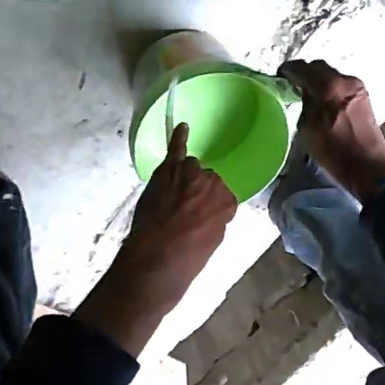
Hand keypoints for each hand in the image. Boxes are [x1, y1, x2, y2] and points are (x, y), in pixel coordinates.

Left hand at [75, 122, 237, 354]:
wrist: (156, 257)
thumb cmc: (186, 257)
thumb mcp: (213, 240)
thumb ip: (215, 218)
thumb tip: (209, 210)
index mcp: (227, 202)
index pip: (223, 196)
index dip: (209, 206)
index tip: (200, 217)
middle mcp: (212, 183)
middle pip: (206, 179)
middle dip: (197, 192)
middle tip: (184, 211)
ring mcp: (189, 173)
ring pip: (190, 168)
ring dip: (184, 178)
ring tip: (172, 198)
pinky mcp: (167, 171)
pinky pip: (176, 148)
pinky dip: (179, 137)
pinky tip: (184, 126)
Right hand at [278, 59, 384, 200]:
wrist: (367, 165)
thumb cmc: (333, 150)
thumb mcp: (307, 127)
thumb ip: (303, 102)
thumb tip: (301, 90)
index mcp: (328, 86)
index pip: (302, 68)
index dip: (289, 70)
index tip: (280, 76)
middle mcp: (345, 79)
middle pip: (319, 67)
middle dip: (304, 72)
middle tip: (292, 83)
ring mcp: (357, 86)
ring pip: (331, 74)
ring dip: (318, 79)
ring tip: (307, 92)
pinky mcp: (363, 96)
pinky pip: (340, 83)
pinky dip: (329, 86)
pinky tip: (323, 99)